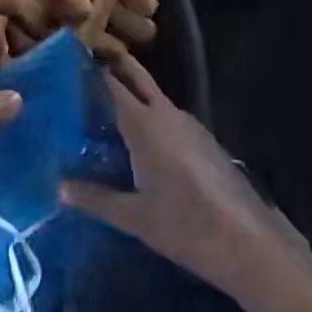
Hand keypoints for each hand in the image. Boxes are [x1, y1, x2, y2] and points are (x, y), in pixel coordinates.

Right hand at [62, 57, 311, 311]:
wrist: (252, 247)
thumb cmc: (187, 226)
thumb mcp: (135, 217)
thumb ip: (96, 198)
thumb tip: (59, 186)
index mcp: (144, 123)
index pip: (110, 83)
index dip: (88, 70)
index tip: (66, 64)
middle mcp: (166, 113)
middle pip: (136, 76)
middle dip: (114, 66)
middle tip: (86, 69)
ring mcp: (190, 125)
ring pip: (154, 96)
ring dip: (133, 94)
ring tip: (106, 110)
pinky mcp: (205, 140)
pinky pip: (169, 116)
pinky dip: (150, 116)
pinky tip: (141, 142)